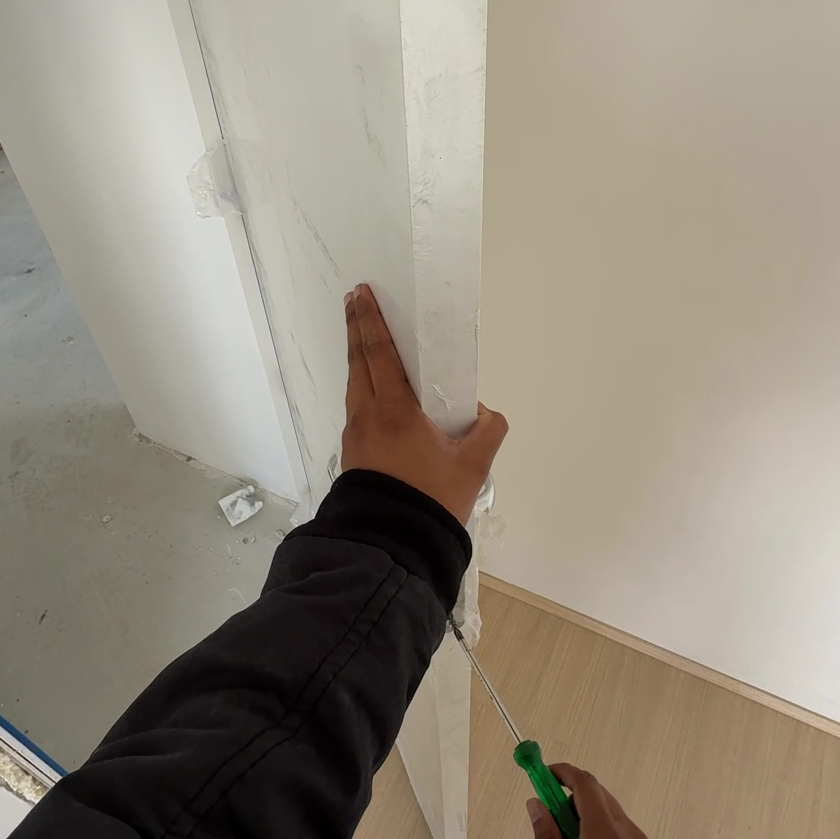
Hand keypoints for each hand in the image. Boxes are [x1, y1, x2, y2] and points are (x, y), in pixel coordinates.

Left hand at [342, 284, 507, 523]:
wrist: (390, 543)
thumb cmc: (430, 499)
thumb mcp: (473, 467)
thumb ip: (488, 432)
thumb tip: (484, 414)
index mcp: (395, 410)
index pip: (380, 354)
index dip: (371, 321)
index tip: (361, 294)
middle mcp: (367, 415)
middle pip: (359, 361)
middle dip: (357, 328)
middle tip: (355, 300)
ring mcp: (355, 433)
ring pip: (355, 384)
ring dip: (357, 356)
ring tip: (363, 337)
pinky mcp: (352, 451)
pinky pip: (357, 405)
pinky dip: (362, 384)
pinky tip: (373, 388)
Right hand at [531, 764, 672, 838]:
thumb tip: (536, 806)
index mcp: (604, 836)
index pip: (585, 783)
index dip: (563, 773)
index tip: (545, 776)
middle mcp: (628, 834)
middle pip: (598, 795)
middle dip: (572, 797)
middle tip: (553, 819)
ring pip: (612, 815)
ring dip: (590, 818)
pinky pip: (626, 835)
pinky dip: (608, 835)